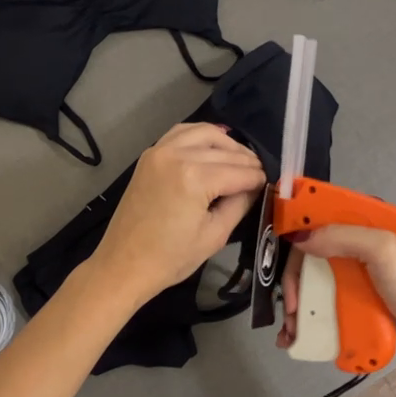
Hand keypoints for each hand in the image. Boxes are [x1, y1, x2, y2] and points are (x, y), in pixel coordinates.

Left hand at [81, 123, 266, 310]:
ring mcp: (160, 150)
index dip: (259, 179)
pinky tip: (213, 148)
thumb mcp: (214, 235)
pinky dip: (200, 136)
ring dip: (226, 143)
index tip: (271, 185)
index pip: (240, 171)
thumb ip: (239, 204)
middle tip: (259, 175)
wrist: (124, 264)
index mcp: (194, 177)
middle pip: (225, 151)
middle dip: (246, 162)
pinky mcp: (150, 154)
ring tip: (240, 160)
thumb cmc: (170, 258)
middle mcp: (177, 154)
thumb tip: (254, 186)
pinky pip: (181, 133)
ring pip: (204, 132)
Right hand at [276, 225, 395, 352]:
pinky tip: (298, 337)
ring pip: (314, 284)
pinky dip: (310, 319)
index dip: (295, 241)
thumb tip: (299, 238)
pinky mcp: (357, 300)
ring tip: (290, 333)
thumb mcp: (382, 250)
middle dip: (292, 284)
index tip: (282, 267)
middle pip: (310, 258)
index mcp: (362, 226)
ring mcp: (355, 276)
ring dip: (296, 306)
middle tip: (289, 310)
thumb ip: (342, 237)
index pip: (316, 223)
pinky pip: (325, 304)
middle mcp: (355, 247)